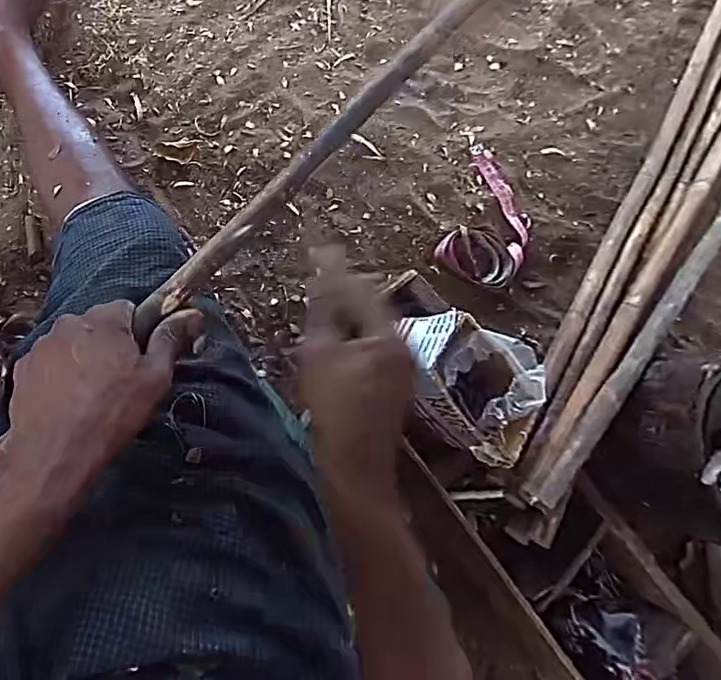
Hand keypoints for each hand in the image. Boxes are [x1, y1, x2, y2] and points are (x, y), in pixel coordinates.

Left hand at [7, 301, 199, 482]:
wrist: (51, 457)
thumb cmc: (107, 416)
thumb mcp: (154, 379)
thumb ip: (169, 340)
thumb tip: (188, 315)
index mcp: (103, 319)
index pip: (128, 308)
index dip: (138, 334)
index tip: (140, 359)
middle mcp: (69, 324)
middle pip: (99, 325)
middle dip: (110, 346)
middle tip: (120, 381)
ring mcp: (42, 346)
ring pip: (74, 344)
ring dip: (84, 360)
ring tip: (91, 396)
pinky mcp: (23, 369)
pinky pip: (51, 363)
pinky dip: (60, 376)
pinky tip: (68, 402)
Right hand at [297, 247, 414, 496]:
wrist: (353, 471)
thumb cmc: (332, 411)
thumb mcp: (317, 355)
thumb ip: (322, 315)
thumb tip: (322, 287)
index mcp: (388, 337)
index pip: (360, 291)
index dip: (337, 271)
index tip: (322, 250)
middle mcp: (403, 349)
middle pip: (369, 310)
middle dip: (342, 297)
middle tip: (318, 282)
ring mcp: (403, 370)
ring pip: (370, 331)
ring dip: (346, 321)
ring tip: (320, 314)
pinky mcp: (395, 388)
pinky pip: (372, 351)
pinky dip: (352, 343)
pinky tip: (332, 348)